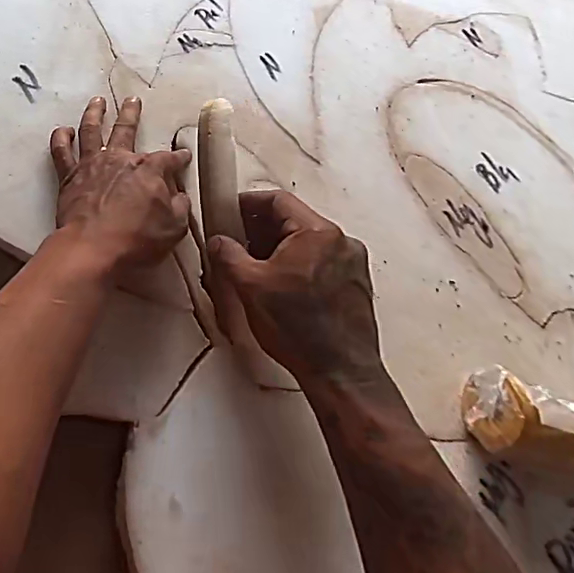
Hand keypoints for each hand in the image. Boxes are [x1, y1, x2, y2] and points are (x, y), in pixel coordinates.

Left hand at [49, 96, 191, 272]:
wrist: (93, 247)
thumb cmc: (136, 239)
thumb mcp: (174, 227)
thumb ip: (179, 207)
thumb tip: (180, 196)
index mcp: (148, 170)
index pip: (168, 160)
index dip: (178, 158)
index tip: (183, 156)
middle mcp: (119, 160)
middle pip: (126, 130)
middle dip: (131, 114)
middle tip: (132, 100)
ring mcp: (92, 165)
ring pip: (91, 130)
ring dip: (94, 113)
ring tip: (97, 101)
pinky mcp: (69, 177)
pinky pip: (61, 152)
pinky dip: (61, 138)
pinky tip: (63, 130)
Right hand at [205, 190, 381, 382]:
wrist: (340, 373)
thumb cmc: (298, 329)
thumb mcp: (249, 286)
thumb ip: (228, 254)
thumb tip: (218, 240)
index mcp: (317, 233)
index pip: (278, 200)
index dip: (247, 204)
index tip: (229, 212)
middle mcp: (341, 241)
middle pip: (293, 219)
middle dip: (260, 228)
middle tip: (235, 242)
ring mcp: (352, 263)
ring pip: (306, 241)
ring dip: (277, 247)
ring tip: (253, 267)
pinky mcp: (355, 283)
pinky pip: (320, 259)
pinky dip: (296, 263)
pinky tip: (278, 285)